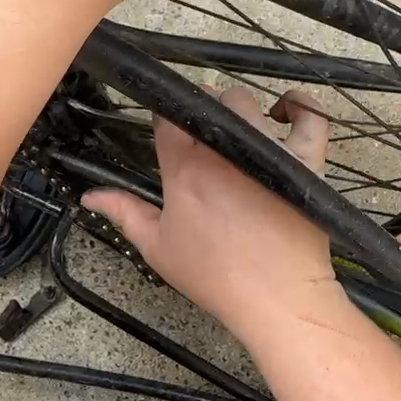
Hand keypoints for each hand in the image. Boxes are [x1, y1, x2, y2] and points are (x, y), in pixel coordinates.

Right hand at [82, 87, 345, 338]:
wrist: (277, 298)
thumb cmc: (216, 275)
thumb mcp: (157, 247)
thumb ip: (122, 213)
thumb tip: (90, 196)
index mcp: (185, 166)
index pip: (167, 117)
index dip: (166, 120)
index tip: (169, 134)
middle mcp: (224, 149)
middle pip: (207, 101)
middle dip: (201, 112)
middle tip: (202, 140)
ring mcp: (267, 150)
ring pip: (247, 102)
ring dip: (238, 110)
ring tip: (236, 132)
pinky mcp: (304, 159)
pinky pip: (309, 116)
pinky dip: (299, 104)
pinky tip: (285, 109)